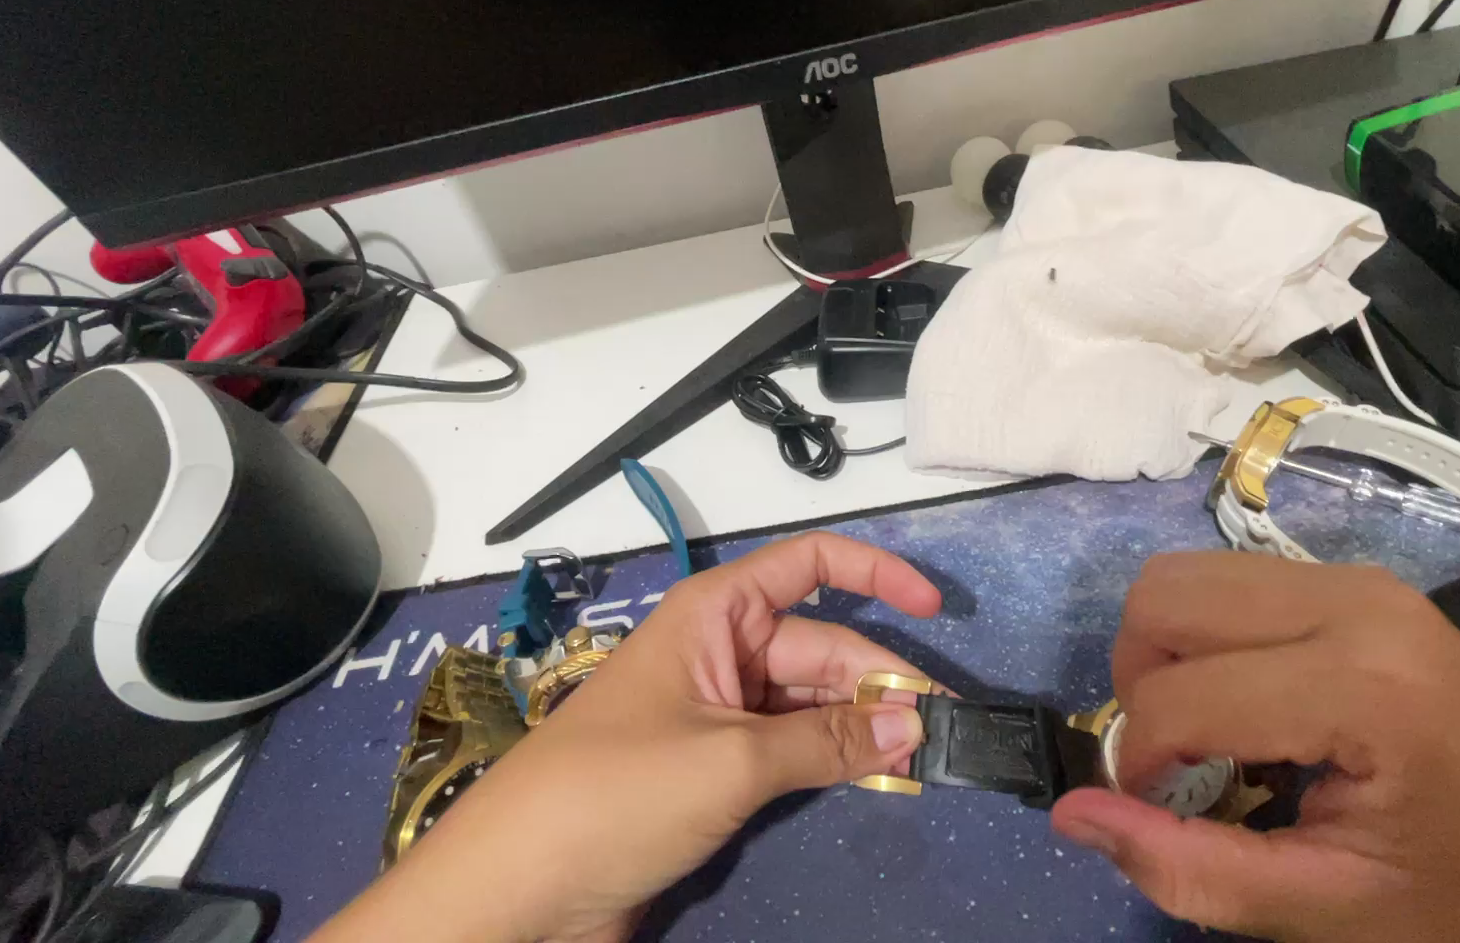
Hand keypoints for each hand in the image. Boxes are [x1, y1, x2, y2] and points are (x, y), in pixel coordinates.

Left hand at [312, 532, 939, 942]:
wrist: (514, 895)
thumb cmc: (617, 793)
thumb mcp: (731, 760)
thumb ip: (828, 740)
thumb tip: (915, 724)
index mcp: (718, 611)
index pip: (810, 564)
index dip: (876, 571)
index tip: (933, 605)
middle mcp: (725, 646)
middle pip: (822, 645)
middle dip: (880, 680)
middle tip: (946, 727)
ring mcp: (722, 706)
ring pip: (813, 698)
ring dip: (863, 723)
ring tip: (924, 755)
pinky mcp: (719, 761)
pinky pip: (793, 742)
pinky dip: (833, 756)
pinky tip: (877, 773)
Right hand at [1050, 551, 1459, 942]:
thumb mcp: (1333, 913)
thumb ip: (1187, 868)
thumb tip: (1071, 814)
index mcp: (1360, 688)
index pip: (1177, 698)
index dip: (1140, 763)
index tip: (1159, 813)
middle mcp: (1349, 602)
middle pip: (1161, 599)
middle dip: (1139, 683)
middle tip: (1178, 759)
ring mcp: (1354, 578)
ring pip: (1182, 577)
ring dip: (1165, 652)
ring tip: (1209, 727)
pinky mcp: (1354, 579)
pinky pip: (1226, 581)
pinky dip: (1204, 635)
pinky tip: (1248, 698)